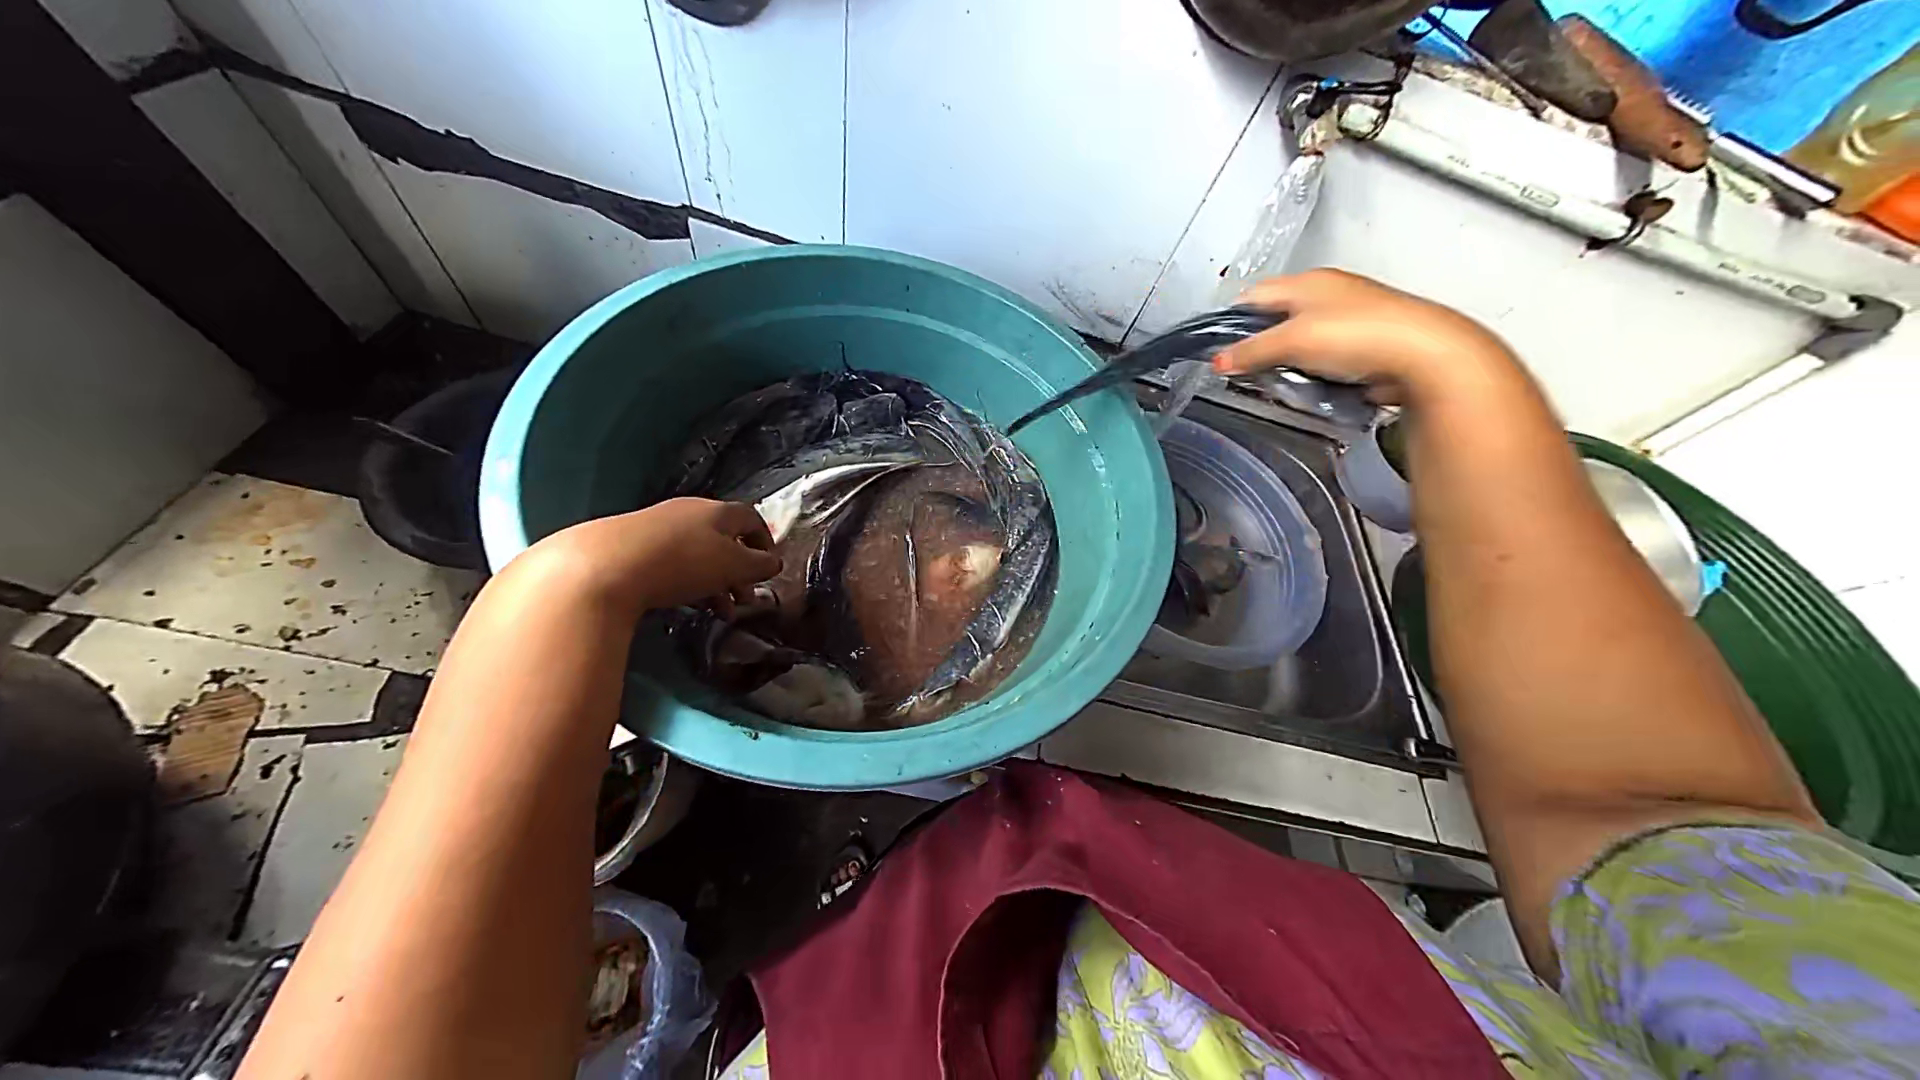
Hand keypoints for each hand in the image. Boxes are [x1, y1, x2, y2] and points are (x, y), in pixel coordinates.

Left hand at [512, 498, 780, 616]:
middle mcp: (688, 511)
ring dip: (714, 581)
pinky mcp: (631, 545)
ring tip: (717, 612)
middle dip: (738, 570)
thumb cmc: (682, 562)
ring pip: (698, 552)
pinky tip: (683, 603)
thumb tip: (773, 563)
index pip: (751, 519)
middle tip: (743, 600)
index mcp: (717, 510)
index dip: (764, 543)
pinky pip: (671, 561)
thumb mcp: (732, 566)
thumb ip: (758, 565)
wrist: (603, 566)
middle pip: (723, 538)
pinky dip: (686, 581)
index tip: (768, 569)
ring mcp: (657, 526)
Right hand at [1212, 269, 1518, 402]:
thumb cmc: (1358, 336)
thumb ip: (1250, 352)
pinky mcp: (1363, 344)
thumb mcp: (1291, 342)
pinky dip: (1310, 371)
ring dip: (1285, 361)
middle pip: (1275, 319)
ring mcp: (1347, 318)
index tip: (1219, 349)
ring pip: (1298, 340)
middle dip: (1258, 345)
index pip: (1252, 295)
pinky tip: (1310, 385)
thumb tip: (1218, 362)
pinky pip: (1322, 358)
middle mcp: (1326, 293)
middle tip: (1246, 371)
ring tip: (1278, 381)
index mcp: (1307, 282)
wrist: (1423, 356)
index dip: (1231, 321)